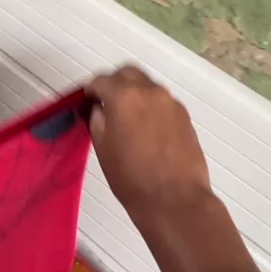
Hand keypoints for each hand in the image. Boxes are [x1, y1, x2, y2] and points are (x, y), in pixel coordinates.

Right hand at [87, 66, 264, 271]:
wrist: (173, 198)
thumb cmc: (129, 176)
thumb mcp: (101, 146)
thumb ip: (97, 118)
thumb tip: (99, 108)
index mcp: (124, 96)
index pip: (101, 80)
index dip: (90, 90)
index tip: (86, 101)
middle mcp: (149, 91)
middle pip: (128, 73)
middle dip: (114, 83)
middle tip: (104, 103)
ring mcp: (170, 102)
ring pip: (147, 86)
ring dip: (133, 93)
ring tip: (126, 117)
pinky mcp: (184, 116)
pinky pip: (161, 101)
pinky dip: (149, 106)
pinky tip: (145, 128)